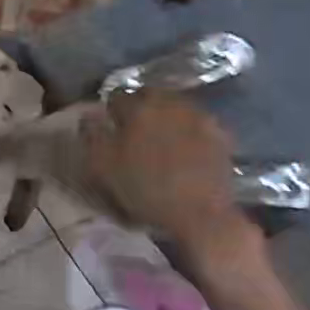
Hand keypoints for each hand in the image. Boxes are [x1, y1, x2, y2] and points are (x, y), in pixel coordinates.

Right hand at [82, 91, 249, 246]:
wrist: (200, 213)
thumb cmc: (145, 189)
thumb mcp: (103, 167)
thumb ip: (92, 136)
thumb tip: (88, 116)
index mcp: (139, 108)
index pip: (117, 97)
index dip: (110, 113)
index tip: (109, 130)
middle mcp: (170, 103)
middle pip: (149, 96)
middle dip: (140, 109)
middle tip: (135, 133)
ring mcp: (199, 116)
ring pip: (175, 107)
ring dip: (166, 117)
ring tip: (161, 142)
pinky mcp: (221, 133)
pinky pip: (197, 123)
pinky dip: (189, 131)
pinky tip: (186, 151)